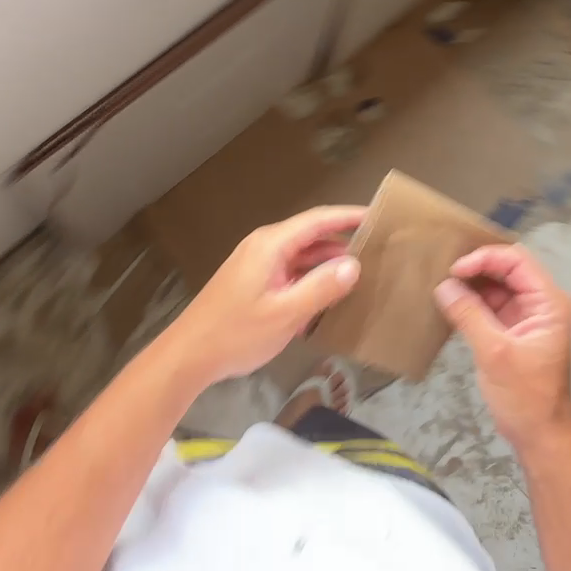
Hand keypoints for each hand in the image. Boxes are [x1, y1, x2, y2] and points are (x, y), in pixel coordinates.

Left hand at [160, 206, 365, 387]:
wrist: (190, 354)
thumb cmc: (237, 333)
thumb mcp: (286, 314)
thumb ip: (321, 288)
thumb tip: (354, 264)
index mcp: (271, 244)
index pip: (318, 220)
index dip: (349, 216)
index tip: (380, 217)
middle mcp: (265, 246)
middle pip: (311, 235)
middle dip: (344, 240)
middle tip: (380, 249)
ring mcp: (258, 264)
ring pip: (302, 255)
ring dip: (329, 262)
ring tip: (365, 272)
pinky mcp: (254, 281)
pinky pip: (291, 271)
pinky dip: (312, 277)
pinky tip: (332, 294)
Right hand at [433, 244, 570, 453]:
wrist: (539, 436)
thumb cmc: (525, 396)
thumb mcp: (495, 353)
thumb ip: (469, 316)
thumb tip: (443, 286)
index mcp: (549, 303)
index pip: (517, 261)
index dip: (485, 258)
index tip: (455, 270)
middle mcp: (541, 303)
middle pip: (508, 268)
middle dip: (478, 267)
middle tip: (446, 274)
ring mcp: (527, 316)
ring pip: (498, 284)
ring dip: (473, 282)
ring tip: (444, 284)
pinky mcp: (513, 329)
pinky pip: (491, 304)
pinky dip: (472, 300)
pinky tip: (451, 301)